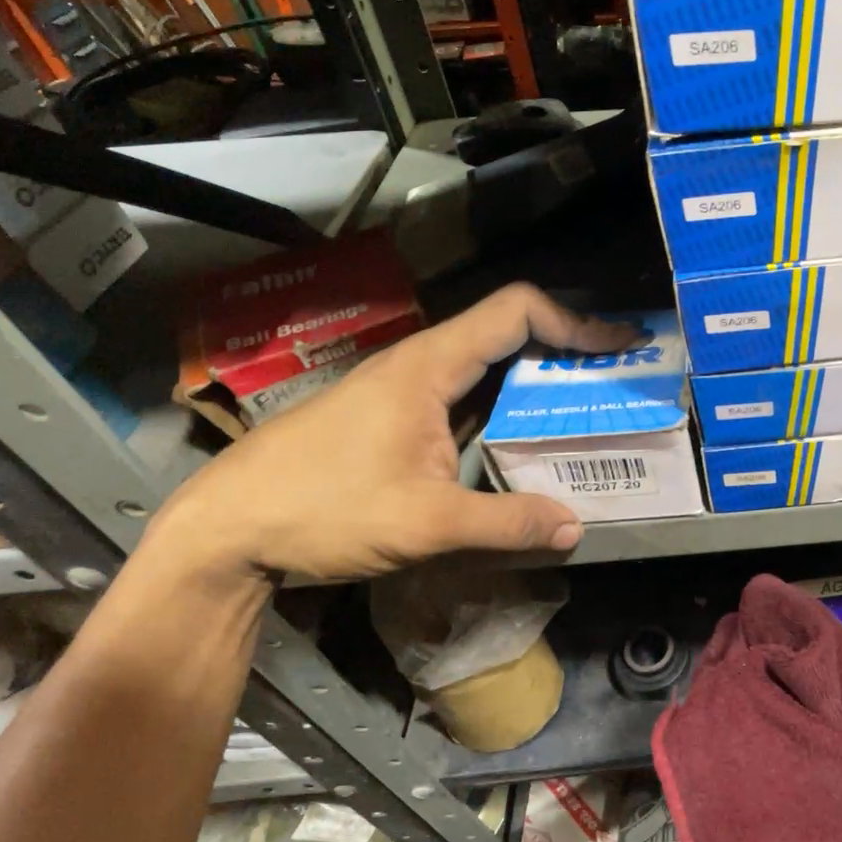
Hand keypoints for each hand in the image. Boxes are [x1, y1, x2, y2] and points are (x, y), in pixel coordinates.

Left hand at [135, 282, 635, 586]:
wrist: (221, 531)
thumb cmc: (318, 510)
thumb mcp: (424, 524)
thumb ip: (507, 522)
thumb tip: (575, 527)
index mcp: (429, 366)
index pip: (517, 310)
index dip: (576, 322)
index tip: (620, 347)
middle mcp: (418, 365)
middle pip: (507, 333)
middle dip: (567, 350)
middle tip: (616, 381)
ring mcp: (401, 390)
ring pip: (484, 366)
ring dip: (536, 380)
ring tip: (583, 410)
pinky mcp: (390, 416)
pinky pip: (464, 395)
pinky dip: (505, 406)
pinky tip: (521, 441)